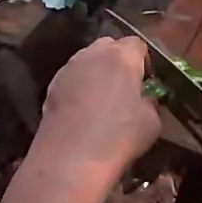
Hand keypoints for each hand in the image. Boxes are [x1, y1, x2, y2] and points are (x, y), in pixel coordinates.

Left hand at [34, 36, 161, 178]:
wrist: (70, 158)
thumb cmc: (118, 137)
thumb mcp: (151, 122)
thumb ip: (149, 102)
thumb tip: (143, 99)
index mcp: (121, 56)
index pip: (137, 44)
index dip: (144, 61)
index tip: (146, 80)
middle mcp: (92, 54)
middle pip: (108, 46)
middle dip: (117, 60)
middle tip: (124, 85)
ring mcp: (67, 68)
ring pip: (86, 61)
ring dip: (95, 72)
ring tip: (102, 99)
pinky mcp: (50, 86)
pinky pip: (71, 78)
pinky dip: (78, 87)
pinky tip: (82, 110)